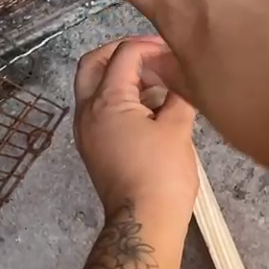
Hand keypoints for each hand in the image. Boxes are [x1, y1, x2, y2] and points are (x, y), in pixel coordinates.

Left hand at [72, 36, 199, 222]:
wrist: (144, 221)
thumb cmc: (162, 175)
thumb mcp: (178, 128)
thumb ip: (180, 95)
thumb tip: (183, 80)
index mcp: (106, 101)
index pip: (124, 55)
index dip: (150, 46)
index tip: (174, 52)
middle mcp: (87, 112)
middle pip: (93, 64)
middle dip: (121, 53)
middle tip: (151, 55)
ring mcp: (86, 132)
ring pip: (92, 88)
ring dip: (118, 76)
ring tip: (155, 81)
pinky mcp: (92, 149)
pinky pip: (98, 110)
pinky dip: (118, 99)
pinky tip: (148, 108)